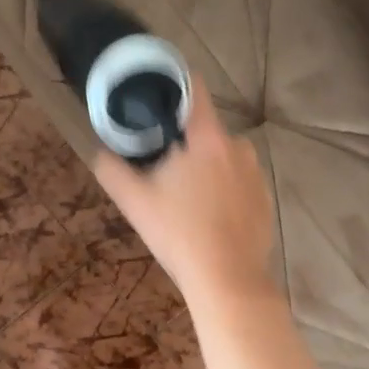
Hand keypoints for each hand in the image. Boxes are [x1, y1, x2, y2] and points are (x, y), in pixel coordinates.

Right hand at [94, 77, 276, 307]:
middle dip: (187, 146)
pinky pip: (241, 185)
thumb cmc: (180, 234)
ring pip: (225, 161)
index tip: (159, 98)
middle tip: (166, 174)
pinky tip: (212, 221)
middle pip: (206, 133)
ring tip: (189, 204)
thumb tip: (102, 154)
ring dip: (208, 171)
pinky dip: (226, 194)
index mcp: (209, 139)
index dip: (176, 88)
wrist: (227, 280)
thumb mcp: (135, 202)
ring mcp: (257, 176)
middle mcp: (239, 148)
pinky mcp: (266, 201)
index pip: (195, 92)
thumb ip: (112, 170)